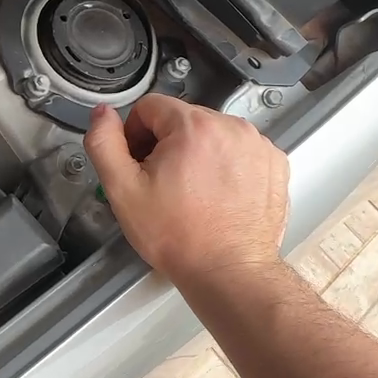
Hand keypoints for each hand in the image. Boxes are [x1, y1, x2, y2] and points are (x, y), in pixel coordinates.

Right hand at [84, 94, 289, 284]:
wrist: (227, 271)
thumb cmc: (177, 235)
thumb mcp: (121, 189)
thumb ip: (104, 143)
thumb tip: (103, 114)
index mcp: (193, 127)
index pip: (150, 107)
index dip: (134, 134)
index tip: (139, 164)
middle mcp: (231, 128)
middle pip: (181, 118)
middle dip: (165, 144)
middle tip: (161, 183)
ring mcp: (258, 145)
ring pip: (210, 133)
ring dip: (195, 153)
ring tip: (189, 191)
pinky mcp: (274, 163)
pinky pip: (237, 149)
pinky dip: (223, 164)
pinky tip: (214, 194)